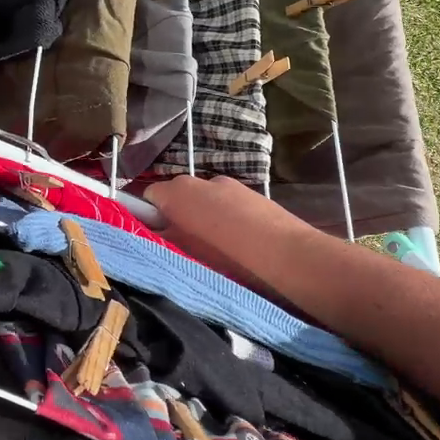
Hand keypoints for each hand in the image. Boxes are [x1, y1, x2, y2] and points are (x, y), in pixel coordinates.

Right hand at [142, 174, 323, 297]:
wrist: (292, 258)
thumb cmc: (229, 258)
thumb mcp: (185, 253)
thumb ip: (161, 238)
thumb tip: (147, 232)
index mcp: (176, 192)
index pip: (148, 196)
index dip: (149, 217)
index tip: (158, 238)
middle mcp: (199, 180)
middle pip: (177, 196)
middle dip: (179, 217)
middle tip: (187, 247)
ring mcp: (229, 185)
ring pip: (205, 200)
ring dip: (205, 218)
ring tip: (220, 248)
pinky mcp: (254, 194)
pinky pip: (230, 205)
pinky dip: (230, 220)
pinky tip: (243, 245)